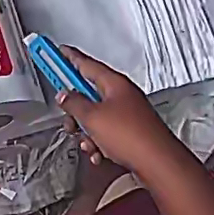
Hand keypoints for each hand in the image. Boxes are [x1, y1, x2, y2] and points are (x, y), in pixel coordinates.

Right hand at [54, 46, 186, 175]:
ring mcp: (126, 114)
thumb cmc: (133, 136)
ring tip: (87, 141)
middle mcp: (121, 95)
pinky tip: (98, 152)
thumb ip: (74, 104)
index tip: (57, 51)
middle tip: (69, 117)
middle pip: (88, 94)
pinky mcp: (129, 132)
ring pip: (94, 117)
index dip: (68, 57)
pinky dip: (98, 143)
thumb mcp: (92, 117)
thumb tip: (65, 96)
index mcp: (114, 84)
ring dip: (85, 131)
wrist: (156, 163)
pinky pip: (104, 133)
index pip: (85, 64)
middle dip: (74, 110)